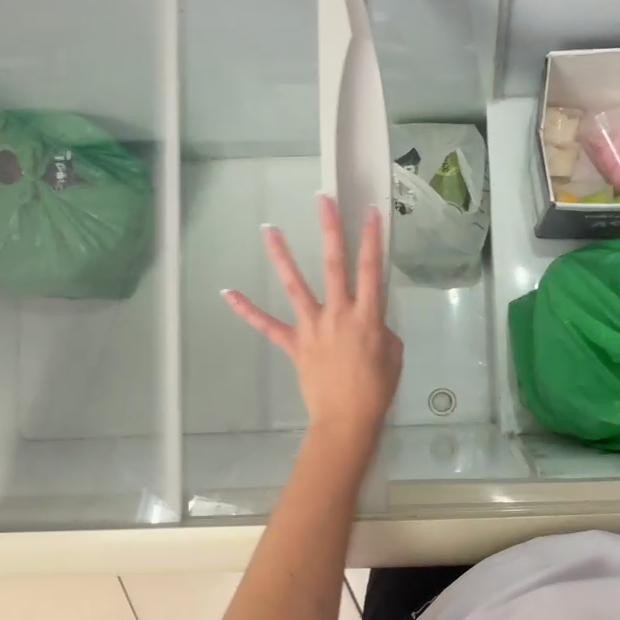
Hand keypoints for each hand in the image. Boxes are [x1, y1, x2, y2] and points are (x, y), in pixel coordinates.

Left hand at [222, 194, 402, 446]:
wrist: (347, 420)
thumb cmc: (376, 389)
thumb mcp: (393, 354)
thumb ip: (381, 330)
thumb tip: (369, 321)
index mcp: (367, 316)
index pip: (370, 269)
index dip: (372, 239)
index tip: (370, 212)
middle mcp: (338, 314)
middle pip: (334, 264)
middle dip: (330, 229)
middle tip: (323, 200)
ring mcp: (312, 327)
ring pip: (295, 285)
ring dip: (281, 255)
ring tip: (269, 228)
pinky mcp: (293, 344)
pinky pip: (267, 325)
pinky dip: (247, 309)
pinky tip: (227, 293)